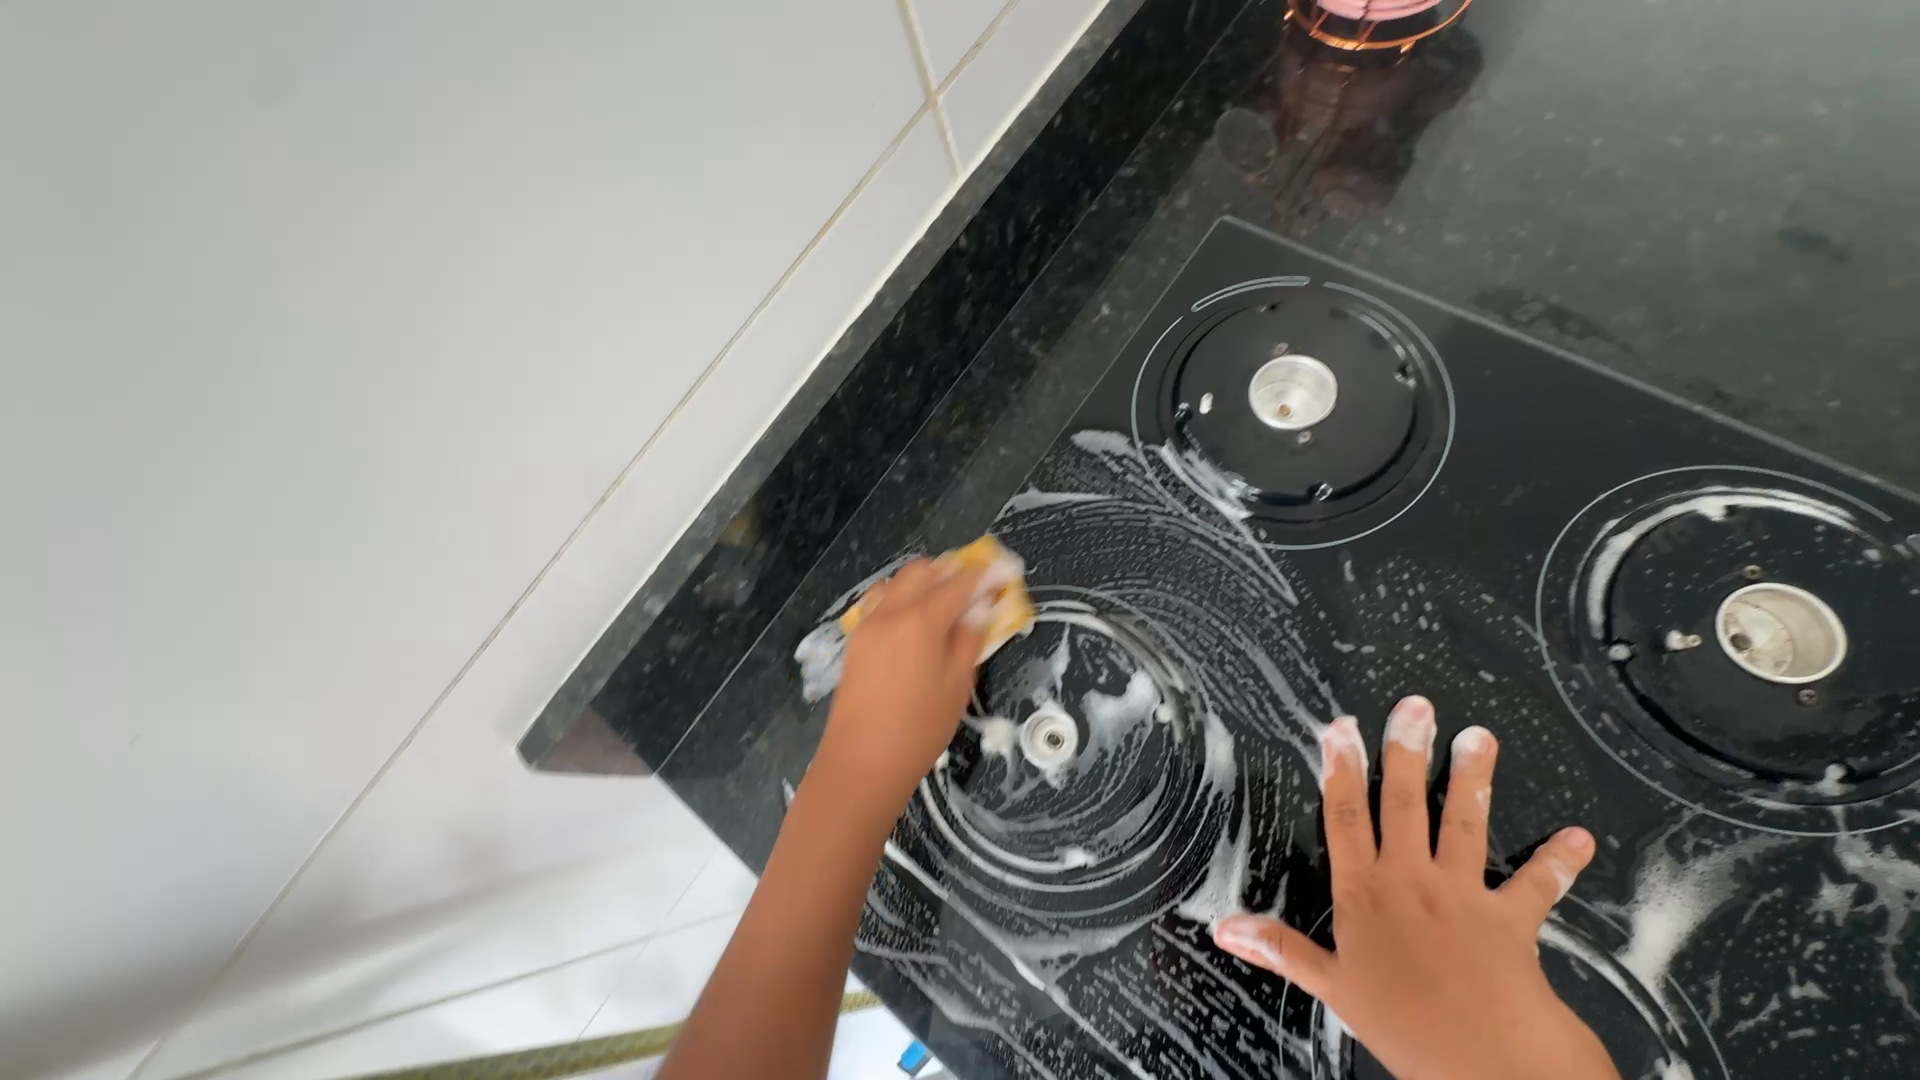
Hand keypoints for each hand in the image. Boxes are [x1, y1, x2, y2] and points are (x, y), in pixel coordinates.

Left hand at [811, 558, 985, 814]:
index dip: (983, 576)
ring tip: (942, 606)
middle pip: (921, 570)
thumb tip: (977, 612)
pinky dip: (899, 599)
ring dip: (921, 583)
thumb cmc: (919, 729)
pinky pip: (879, 603)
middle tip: (972, 589)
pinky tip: (913, 624)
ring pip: (895, 582)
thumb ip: (969, 640)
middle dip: (949, 571)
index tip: (1001, 573)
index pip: (959, 583)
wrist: (861, 762)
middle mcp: (890, 613)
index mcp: (921, 622)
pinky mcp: (855, 641)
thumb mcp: (957, 686)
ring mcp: (867, 625)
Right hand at [1211, 696, 1620, 1079]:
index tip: (1341, 729)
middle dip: (1406, 752)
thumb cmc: (1404, 1026)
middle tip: (1415, 708)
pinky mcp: (1511, 920)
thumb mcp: (1332, 988)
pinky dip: (1558, 862)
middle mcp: (1410, 880)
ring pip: (1464, 824)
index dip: (1341, 770)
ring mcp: (1462, 895)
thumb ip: (1279, 949)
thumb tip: (1222, 928)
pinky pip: (1536, 885)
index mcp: (1365, 892)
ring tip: (1480, 737)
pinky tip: (1581, 837)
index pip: (1345, 817)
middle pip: (1405, 804)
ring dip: (1472, 779)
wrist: (1492, 1068)